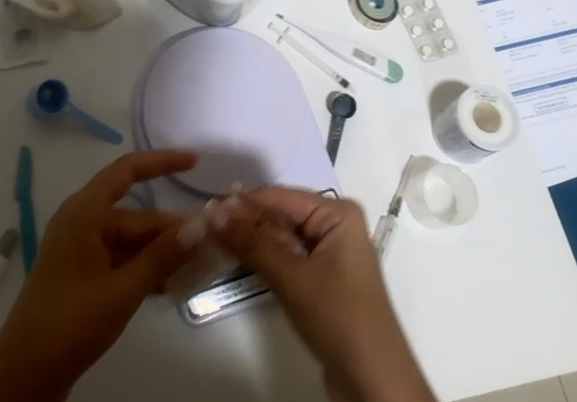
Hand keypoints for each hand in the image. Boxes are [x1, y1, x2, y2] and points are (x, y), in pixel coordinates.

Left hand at [0, 151, 200, 401]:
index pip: (127, 171)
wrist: (25, 374)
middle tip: (214, 240)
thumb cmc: (70, 321)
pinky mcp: (84, 275)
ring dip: (162, 251)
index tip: (197, 162)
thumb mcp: (123, 289)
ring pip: (132, 240)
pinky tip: (173, 283)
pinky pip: (122, 259)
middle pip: (137, 215)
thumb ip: (163, 255)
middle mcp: (82, 223)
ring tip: (202, 263)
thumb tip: (201, 224)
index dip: (163, 162)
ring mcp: (82, 250)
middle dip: (173, 227)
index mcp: (84, 213)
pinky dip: (146, 267)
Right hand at [213, 187, 435, 401]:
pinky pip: (288, 256)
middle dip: (245, 223)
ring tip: (214, 245)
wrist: (372, 378)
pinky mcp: (323, 277)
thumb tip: (213, 213)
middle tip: (204, 231)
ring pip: (282, 237)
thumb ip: (252, 243)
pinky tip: (240, 262)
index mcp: (338, 213)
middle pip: (281, 215)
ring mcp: (330, 252)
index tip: (204, 212)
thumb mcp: (292, 277)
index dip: (242, 204)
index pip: (280, 198)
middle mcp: (335, 225)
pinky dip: (266, 259)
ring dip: (253, 242)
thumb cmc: (338, 317)